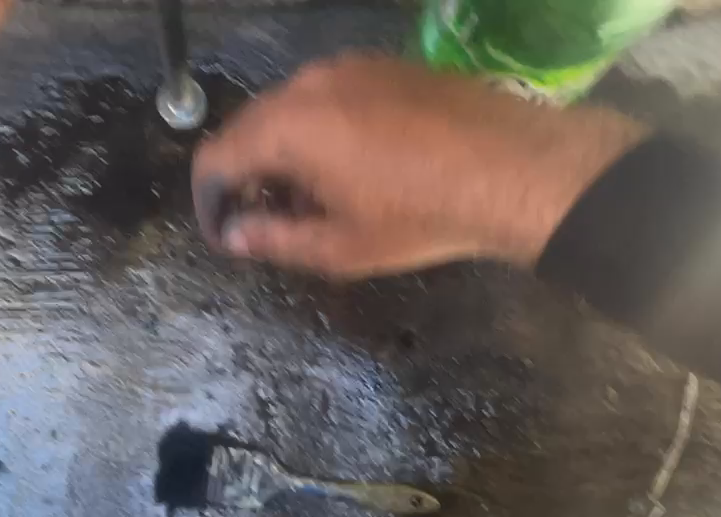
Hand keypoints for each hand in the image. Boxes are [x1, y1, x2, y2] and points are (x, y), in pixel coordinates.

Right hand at [191, 54, 646, 279]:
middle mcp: (308, 83)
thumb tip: (233, 235)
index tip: (224, 234)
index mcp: (288, 128)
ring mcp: (348, 67)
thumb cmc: (416, 218)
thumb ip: (272, 240)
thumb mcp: (337, 247)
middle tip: (263, 222)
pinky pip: (324, 98)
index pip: (216, 157)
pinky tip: (341, 168)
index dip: (209, 201)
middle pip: (248, 128)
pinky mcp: (381, 65)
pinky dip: (313, 132)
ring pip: (287, 110)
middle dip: (243, 177)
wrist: (512, 168)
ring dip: (279, 154)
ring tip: (305, 200)